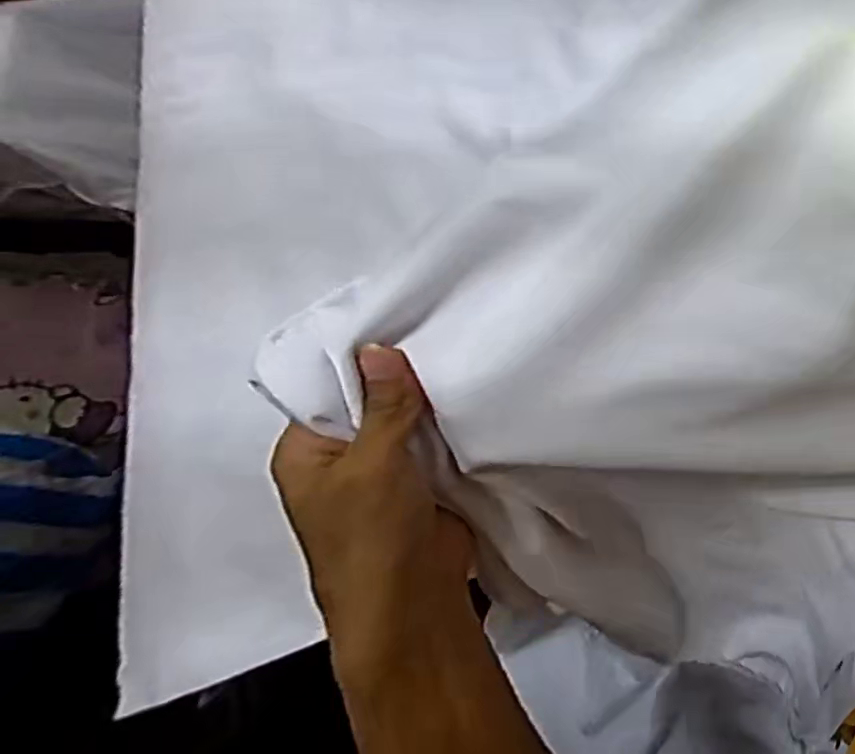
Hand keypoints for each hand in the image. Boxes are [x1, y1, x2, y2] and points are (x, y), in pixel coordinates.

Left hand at [272, 346, 473, 665]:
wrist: (411, 598)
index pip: (330, 390)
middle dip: (410, 377)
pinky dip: (456, 421)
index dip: (367, 359)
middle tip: (450, 333)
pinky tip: (480, 395)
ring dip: (437, 400)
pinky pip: (439, 438)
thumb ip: (384, 406)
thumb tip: (379, 349)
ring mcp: (388, 468)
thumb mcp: (374, 464)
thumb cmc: (370, 534)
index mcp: (306, 452)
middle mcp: (343, 456)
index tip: (409, 323)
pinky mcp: (427, 478)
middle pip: (376, 401)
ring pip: (412, 419)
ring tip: (472, 355)